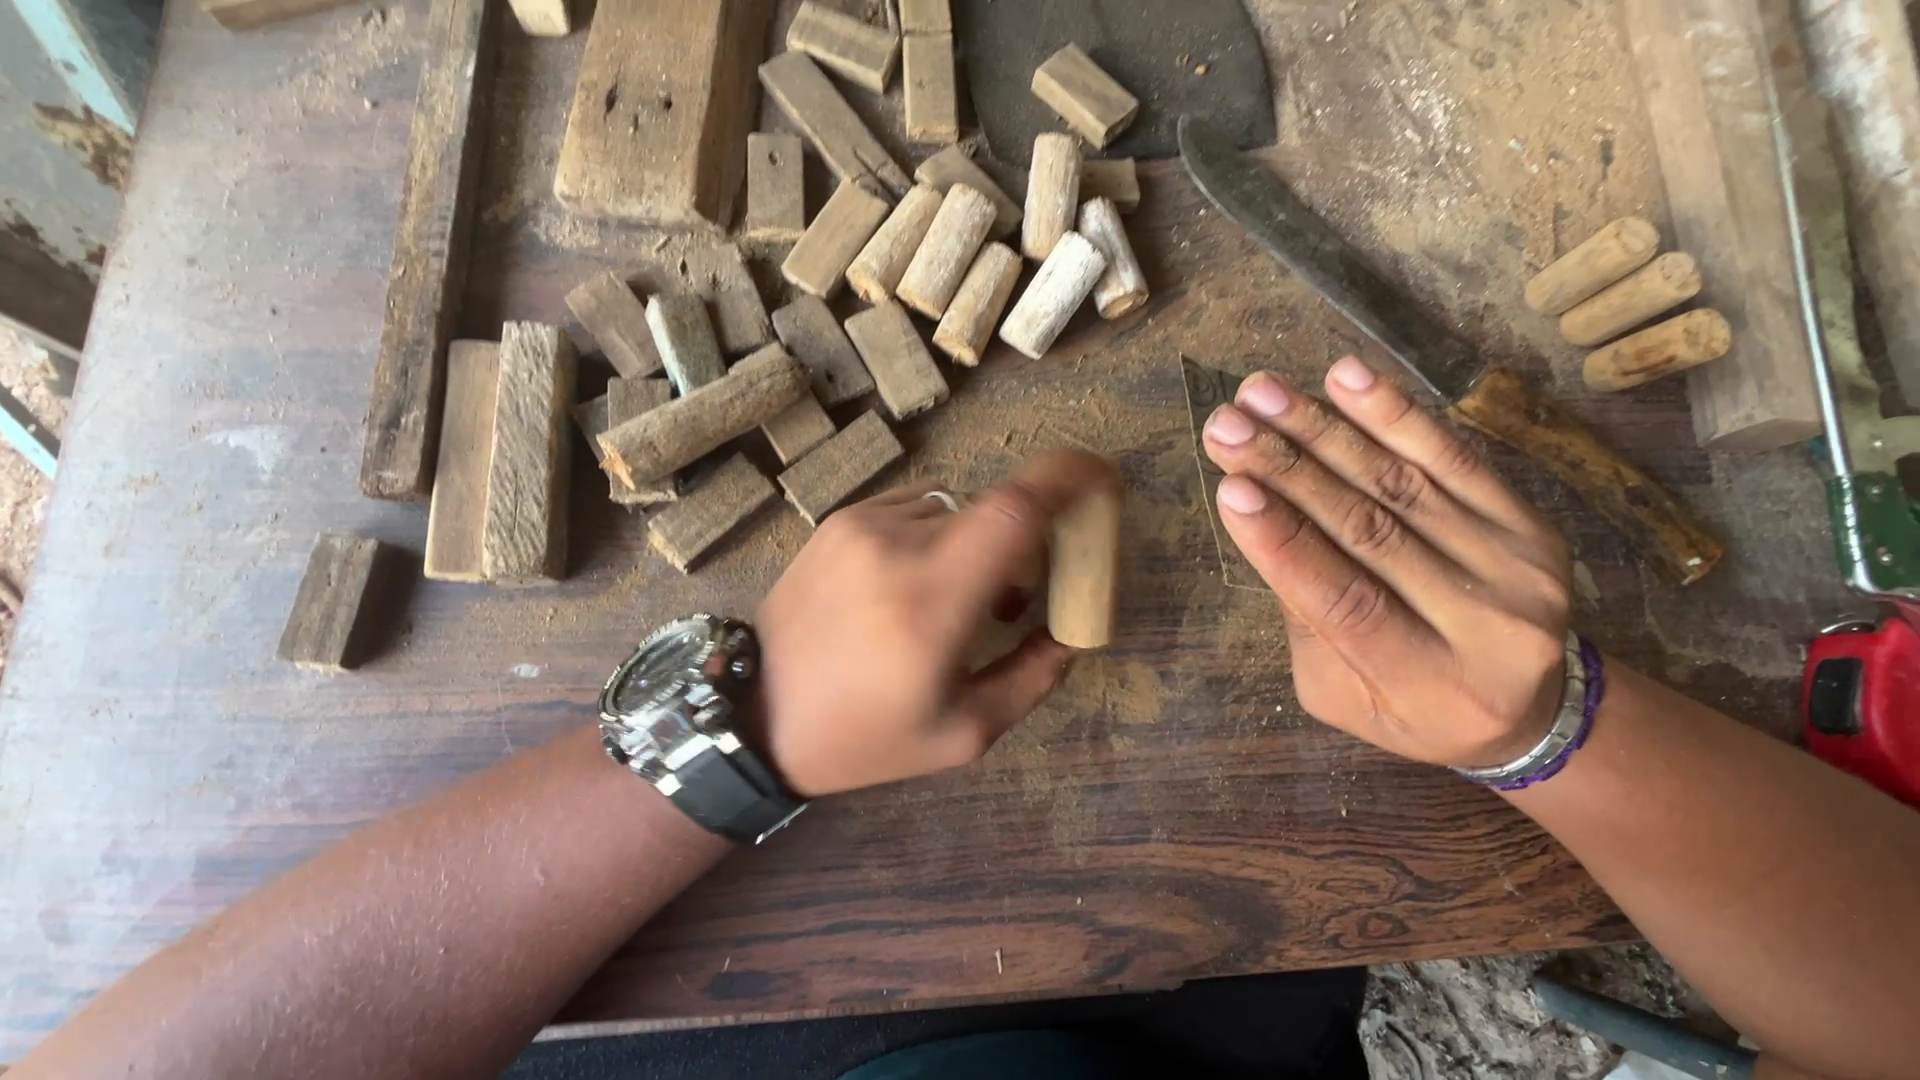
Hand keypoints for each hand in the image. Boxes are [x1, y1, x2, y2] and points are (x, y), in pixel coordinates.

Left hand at [755, 450, 1120, 796]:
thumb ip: (1033, 676)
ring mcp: (860, 525)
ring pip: (954, 509)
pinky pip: (914, 508)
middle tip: (1012, 600)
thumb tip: (1072, 630)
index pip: (1011, 510)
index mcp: (930, 603)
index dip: (1066, 479)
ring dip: (976, 542)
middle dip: (1024, 541)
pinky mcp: (838, 521)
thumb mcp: (963, 734)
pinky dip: (936, 535)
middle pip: (993, 508)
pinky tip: (913, 583)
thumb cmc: (863, 737)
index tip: (1101, 477)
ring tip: (957, 599)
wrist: (754, 716)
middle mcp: (894, 546)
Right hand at [1203, 357, 1572, 767]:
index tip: (1228, 488)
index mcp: (1427, 680)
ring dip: (1323, 429)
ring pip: (1402, 482)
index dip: (1284, 542)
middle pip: (1370, 529)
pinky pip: (1454, 456)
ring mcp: (1515, 561)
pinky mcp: (1525, 518)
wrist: (1534, 707)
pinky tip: (1345, 377)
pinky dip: (1396, 413)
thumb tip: (1268, 526)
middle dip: (1286, 470)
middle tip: (1226, 425)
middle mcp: (1484, 620)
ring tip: (1262, 393)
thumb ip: (1309, 623)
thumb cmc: (1415, 710)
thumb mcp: (1342, 695)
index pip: (1345, 600)